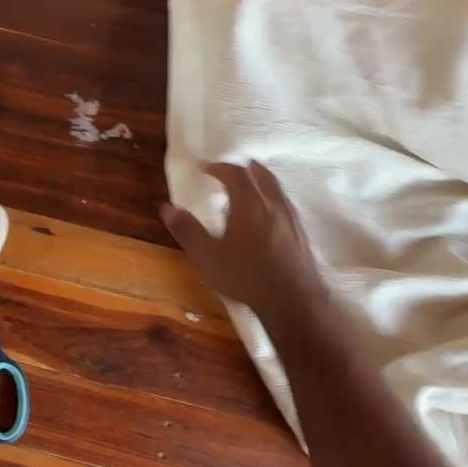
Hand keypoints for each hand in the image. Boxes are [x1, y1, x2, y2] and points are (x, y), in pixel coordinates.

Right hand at [160, 161, 327, 324]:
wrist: (292, 299)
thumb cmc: (244, 276)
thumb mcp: (207, 256)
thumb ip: (187, 230)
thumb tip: (167, 208)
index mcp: (249, 205)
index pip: (234, 174)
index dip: (218, 168)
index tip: (205, 168)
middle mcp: (273, 204)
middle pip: (260, 175)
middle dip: (241, 169)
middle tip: (227, 172)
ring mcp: (290, 217)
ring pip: (275, 187)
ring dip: (259, 180)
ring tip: (248, 186)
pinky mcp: (300, 232)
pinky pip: (284, 203)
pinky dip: (271, 197)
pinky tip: (267, 213)